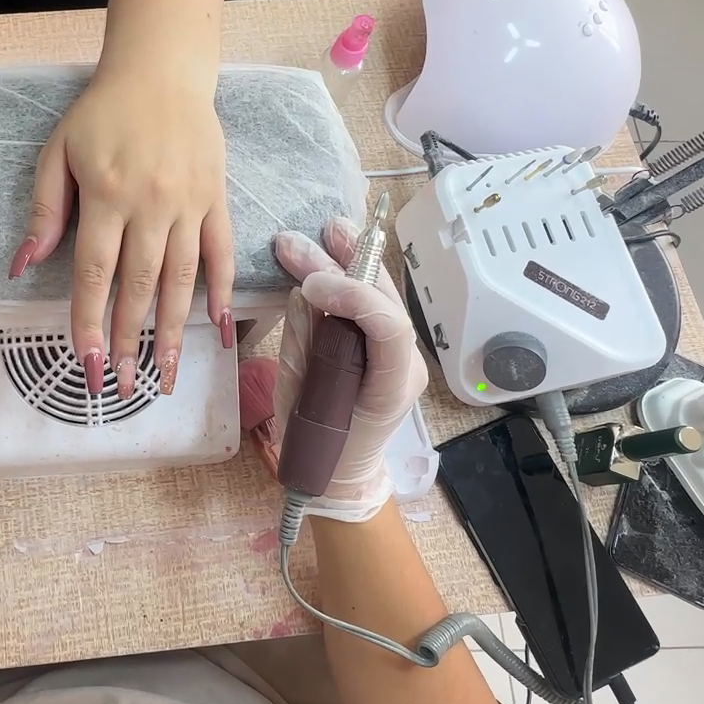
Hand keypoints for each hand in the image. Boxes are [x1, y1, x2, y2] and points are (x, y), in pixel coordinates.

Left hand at [11, 73, 233, 399]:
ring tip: (167, 375)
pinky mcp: (216, 199)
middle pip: (139, 286)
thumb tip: (25, 267)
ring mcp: (189, 203)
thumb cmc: (102, 114)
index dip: (88, 322)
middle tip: (126, 386)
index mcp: (106, 195)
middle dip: (129, 341)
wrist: (161, 72)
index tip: (88, 364)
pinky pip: (222, 251)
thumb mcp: (58, 152)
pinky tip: (217, 328)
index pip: (93, 273)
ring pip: (182, 279)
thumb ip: (44, 211)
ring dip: (173, 332)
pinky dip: (220, 290)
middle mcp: (150, 204)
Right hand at [271, 220, 425, 521]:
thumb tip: (304, 296)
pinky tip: (326, 252)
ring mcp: (394, 351)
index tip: (310, 286)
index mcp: (391, 383)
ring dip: (347, 260)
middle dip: (342, 265)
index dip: (353, 298)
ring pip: (378, 294)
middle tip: (302, 240)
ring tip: (323, 231)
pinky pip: (368, 303)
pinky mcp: (379, 344)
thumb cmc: (321, 445)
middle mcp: (402, 360)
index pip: (387, 327)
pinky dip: (346, 275)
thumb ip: (305, 346)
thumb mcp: (303, 400)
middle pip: (382, 300)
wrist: (340, 472)